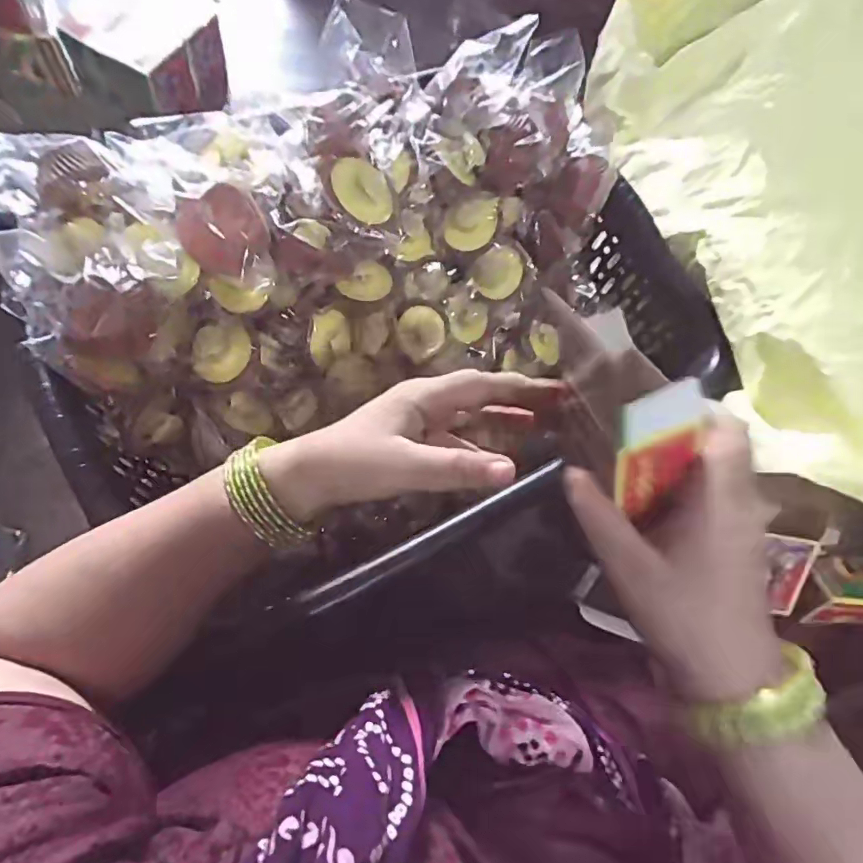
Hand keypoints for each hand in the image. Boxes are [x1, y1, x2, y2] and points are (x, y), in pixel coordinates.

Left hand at [261, 370, 563, 518]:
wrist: (307, 477)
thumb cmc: (355, 463)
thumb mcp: (408, 465)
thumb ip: (458, 467)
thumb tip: (512, 471)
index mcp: (424, 398)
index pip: (481, 385)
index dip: (519, 387)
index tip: (555, 390)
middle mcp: (422, 405)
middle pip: (476, 399)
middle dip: (514, 402)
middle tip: (553, 409)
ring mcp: (413, 425)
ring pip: (464, 421)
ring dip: (496, 424)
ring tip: (532, 430)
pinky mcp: (405, 446)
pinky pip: (449, 441)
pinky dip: (473, 447)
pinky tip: (488, 459)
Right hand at [565, 413, 785, 705]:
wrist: (728, 673)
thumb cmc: (682, 614)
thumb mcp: (628, 565)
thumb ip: (598, 516)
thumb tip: (570, 473)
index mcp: (723, 495)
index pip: (725, 426)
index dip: (690, 409)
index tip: (645, 411)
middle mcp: (740, 500)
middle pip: (717, 446)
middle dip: (672, 437)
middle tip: (623, 441)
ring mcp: (742, 523)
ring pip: (714, 473)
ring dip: (675, 466)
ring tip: (627, 471)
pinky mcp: (736, 543)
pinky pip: (712, 499)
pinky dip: (681, 492)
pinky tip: (646, 510)